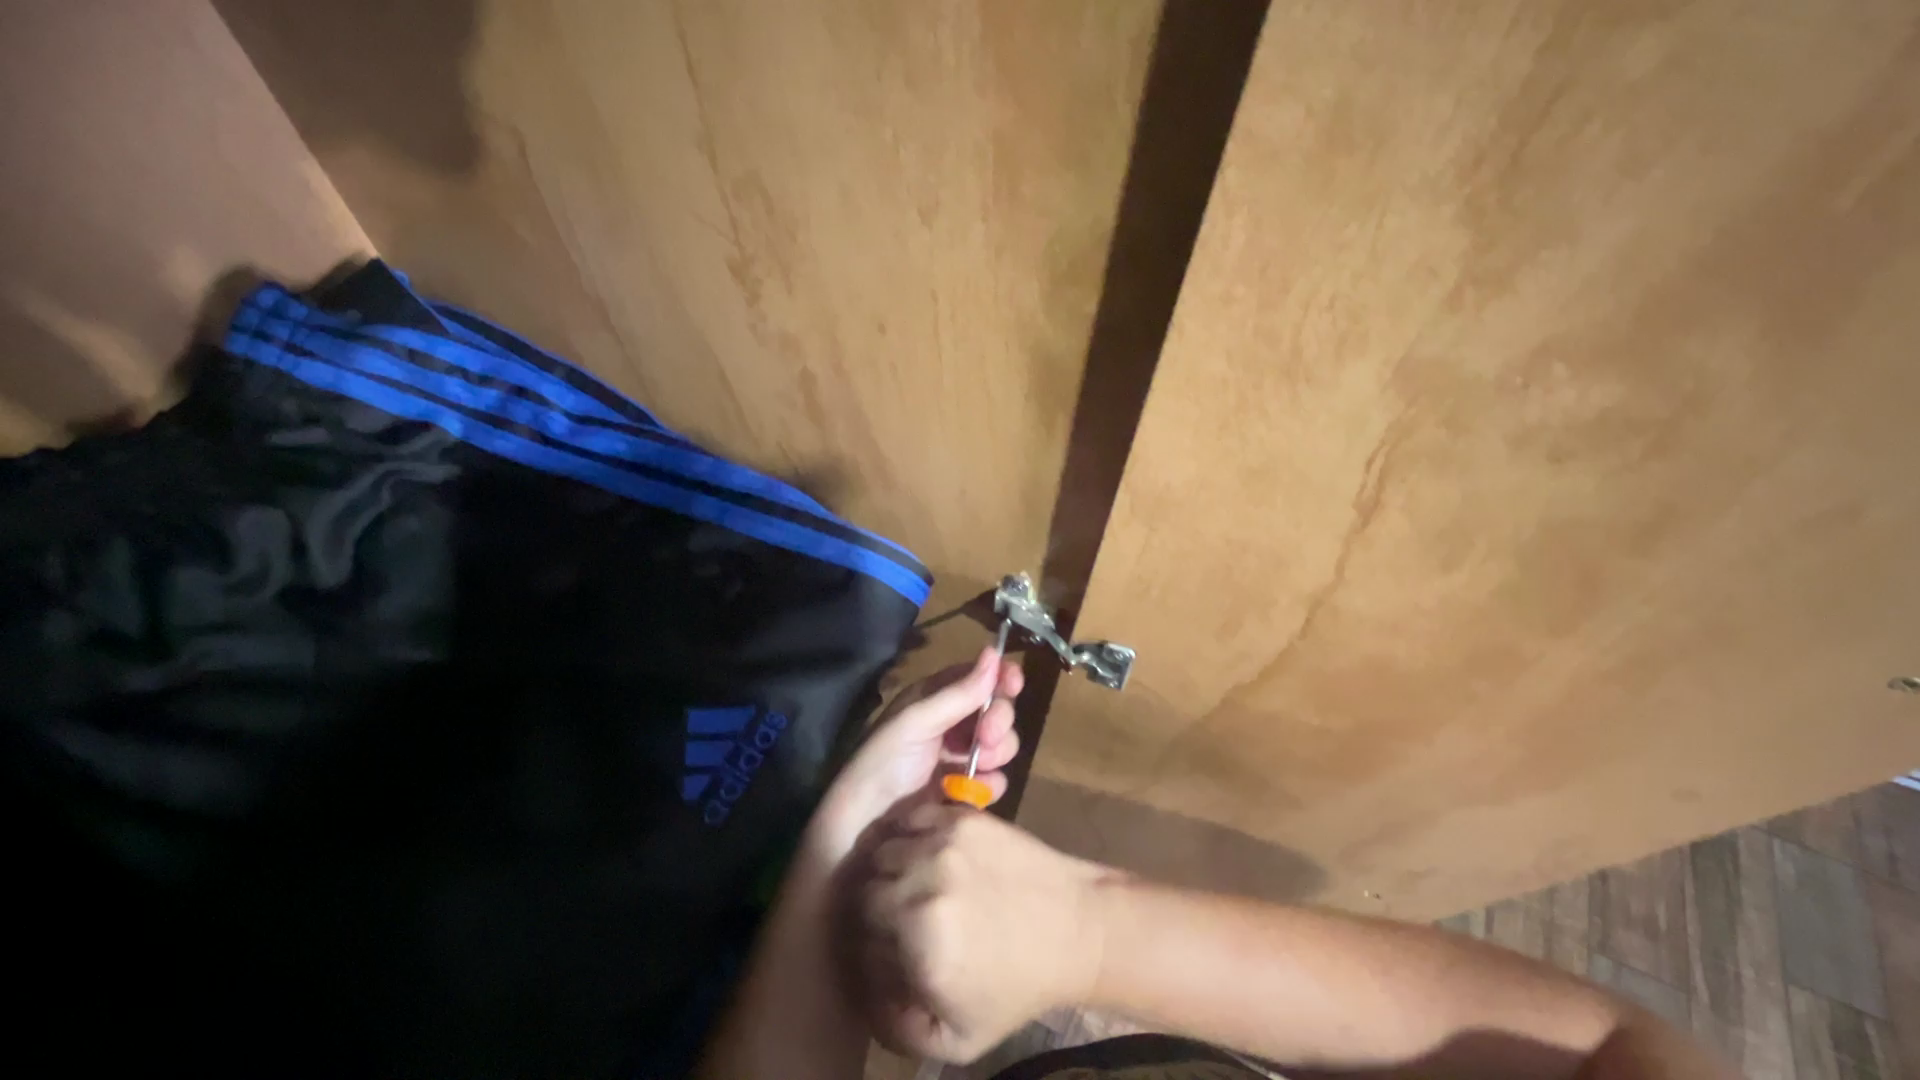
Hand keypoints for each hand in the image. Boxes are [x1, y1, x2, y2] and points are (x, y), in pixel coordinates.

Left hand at [807, 647, 1022, 862]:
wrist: (865, 823)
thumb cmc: (883, 762)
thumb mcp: (917, 721)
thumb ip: (958, 693)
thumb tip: (994, 652)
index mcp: (935, 698)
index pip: (978, 677)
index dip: (1000, 676)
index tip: (1014, 684)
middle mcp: (950, 722)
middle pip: (997, 709)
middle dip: (998, 721)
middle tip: (985, 737)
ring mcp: (959, 756)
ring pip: (1002, 744)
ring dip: (996, 753)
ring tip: (975, 766)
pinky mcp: (964, 789)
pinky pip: (995, 779)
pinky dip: (990, 783)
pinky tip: (973, 790)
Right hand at [852, 801, 1112, 1062]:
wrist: (1076, 929)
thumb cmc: (1016, 987)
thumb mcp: (956, 1038)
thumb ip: (895, 1027)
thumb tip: (861, 990)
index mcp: (918, 940)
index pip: (857, 932)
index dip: (869, 945)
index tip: (888, 951)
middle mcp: (923, 884)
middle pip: (865, 888)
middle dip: (876, 906)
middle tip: (899, 921)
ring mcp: (943, 844)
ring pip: (883, 849)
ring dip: (890, 868)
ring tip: (912, 887)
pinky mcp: (961, 818)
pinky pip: (910, 818)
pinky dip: (908, 834)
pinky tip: (924, 855)